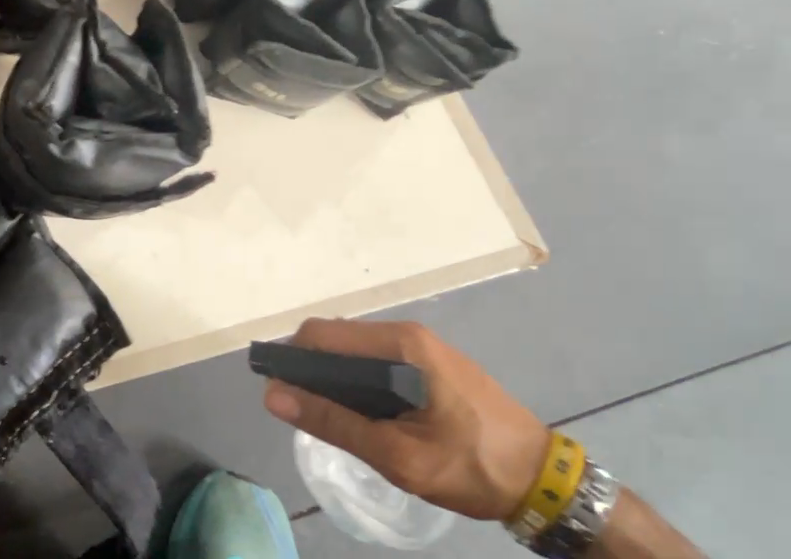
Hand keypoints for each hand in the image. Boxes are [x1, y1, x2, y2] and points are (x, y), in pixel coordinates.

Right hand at [263, 319, 550, 521]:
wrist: (552, 489)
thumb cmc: (474, 466)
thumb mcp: (398, 454)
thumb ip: (333, 422)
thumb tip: (272, 396)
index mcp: (401, 344)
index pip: (320, 334)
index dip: (292, 360)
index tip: (285, 396)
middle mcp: (409, 335)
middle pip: (337, 341)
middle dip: (315, 373)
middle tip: (316, 416)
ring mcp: (426, 350)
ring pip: (357, 354)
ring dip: (339, 381)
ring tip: (344, 422)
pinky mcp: (436, 367)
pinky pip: (380, 365)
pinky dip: (363, 385)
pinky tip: (373, 419)